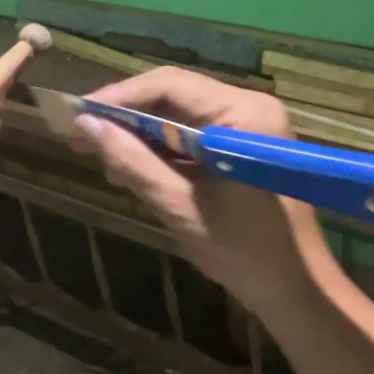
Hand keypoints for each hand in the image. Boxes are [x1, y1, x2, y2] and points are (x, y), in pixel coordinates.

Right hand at [74, 68, 321, 312]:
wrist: (294, 288)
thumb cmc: (243, 248)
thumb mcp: (179, 205)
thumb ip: (133, 161)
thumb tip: (85, 126)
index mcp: (244, 113)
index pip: (170, 85)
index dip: (119, 97)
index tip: (78, 115)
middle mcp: (248, 106)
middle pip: (173, 95)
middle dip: (126, 114)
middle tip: (81, 134)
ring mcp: (248, 125)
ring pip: (178, 113)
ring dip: (140, 132)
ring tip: (100, 153)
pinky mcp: (242, 144)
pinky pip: (192, 132)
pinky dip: (160, 146)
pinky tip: (131, 165)